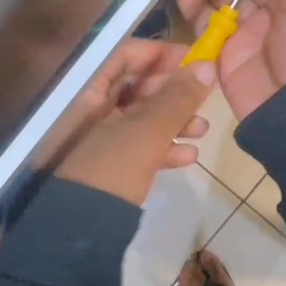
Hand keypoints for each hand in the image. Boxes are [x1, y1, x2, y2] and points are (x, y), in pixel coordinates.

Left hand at [35, 39, 216, 204]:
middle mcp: (85, 109)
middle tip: (203, 97)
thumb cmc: (109, 169)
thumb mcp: (146, 132)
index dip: (160, 54)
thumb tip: (206, 66)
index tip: (194, 61)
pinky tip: (187, 156)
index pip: (123, 54)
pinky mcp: (106, 165)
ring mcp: (94, 138)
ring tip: (202, 130)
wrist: (79, 231)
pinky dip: (161, 147)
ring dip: (173, 121)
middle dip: (173, 92)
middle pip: (135, 86)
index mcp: (83, 91)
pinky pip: (136, 146)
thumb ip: (177, 98)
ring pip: (140, 118)